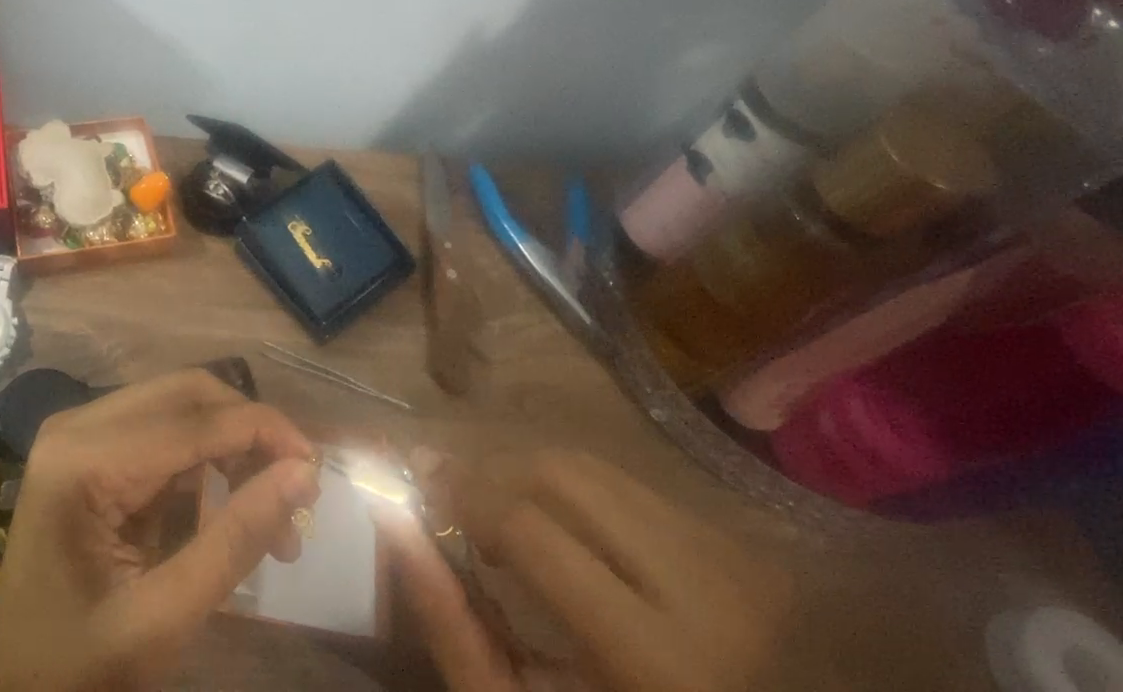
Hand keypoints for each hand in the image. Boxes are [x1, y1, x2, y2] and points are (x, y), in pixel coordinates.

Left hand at [0, 370, 320, 690]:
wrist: (14, 689)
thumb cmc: (80, 663)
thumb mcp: (165, 614)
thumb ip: (236, 539)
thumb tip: (303, 474)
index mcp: (83, 459)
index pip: (194, 419)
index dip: (264, 433)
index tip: (318, 474)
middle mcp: (77, 426)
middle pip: (188, 396)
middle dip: (250, 436)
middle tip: (296, 493)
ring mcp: (79, 437)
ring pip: (181, 411)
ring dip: (233, 452)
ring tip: (272, 524)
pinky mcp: (90, 455)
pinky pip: (164, 438)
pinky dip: (207, 467)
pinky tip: (232, 514)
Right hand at [379, 450, 791, 691]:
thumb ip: (447, 615)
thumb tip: (390, 515)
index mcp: (653, 654)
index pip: (530, 529)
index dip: (462, 497)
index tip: (419, 493)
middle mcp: (705, 588)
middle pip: (562, 475)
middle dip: (489, 474)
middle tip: (450, 500)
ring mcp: (729, 557)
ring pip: (592, 467)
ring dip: (525, 476)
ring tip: (498, 519)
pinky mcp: (731, 542)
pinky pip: (625, 483)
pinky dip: (569, 491)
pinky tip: (555, 530)